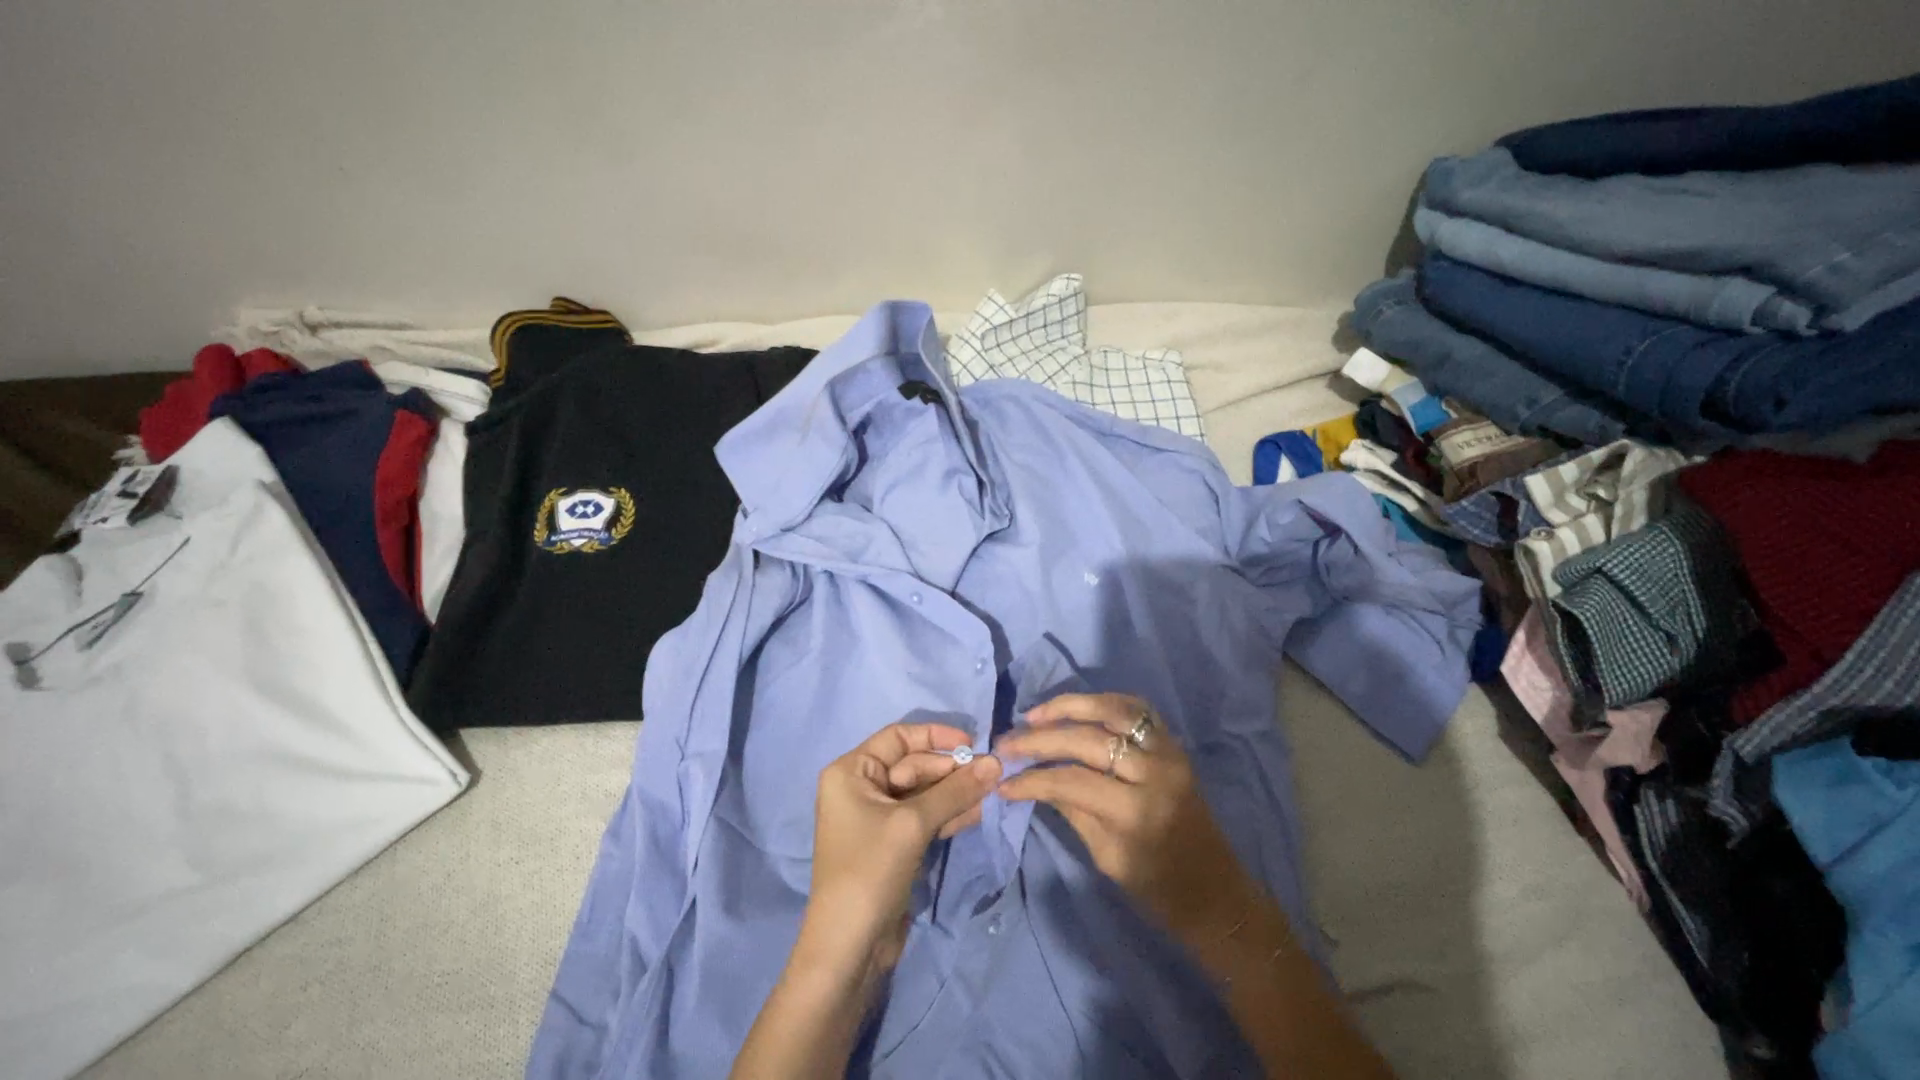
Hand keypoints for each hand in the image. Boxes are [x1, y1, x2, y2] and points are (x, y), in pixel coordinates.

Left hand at [803, 722, 1002, 973]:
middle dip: (951, 770)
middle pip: (914, 765)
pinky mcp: (893, 845)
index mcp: (851, 772)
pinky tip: (978, 813)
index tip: (973, 744)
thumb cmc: (870, 869)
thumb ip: (955, 790)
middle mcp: (861, 788)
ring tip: (992, 792)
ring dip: (955, 792)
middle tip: (991, 775)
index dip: (936, 737)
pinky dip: (948, 814)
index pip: (898, 738)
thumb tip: (995, 762)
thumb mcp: (913, 823)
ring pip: (924, 793)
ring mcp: (877, 818)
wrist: (850, 944)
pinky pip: (925, 818)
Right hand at [995, 693, 1254, 936]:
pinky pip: (1139, 711)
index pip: (1070, 780)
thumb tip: (1030, 780)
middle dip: (1040, 738)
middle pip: (1088, 739)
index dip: (1031, 778)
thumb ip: (1071, 810)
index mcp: (1136, 810)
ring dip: (1071, 706)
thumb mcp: (1106, 857)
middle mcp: (1155, 772)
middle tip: (1007, 741)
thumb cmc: (1157, 889)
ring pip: (1115, 710)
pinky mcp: (1176, 747)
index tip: (1001, 779)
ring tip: (1036, 713)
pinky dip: (1106, 703)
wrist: (1215, 894)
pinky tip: (1079, 709)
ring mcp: (1170, 753)